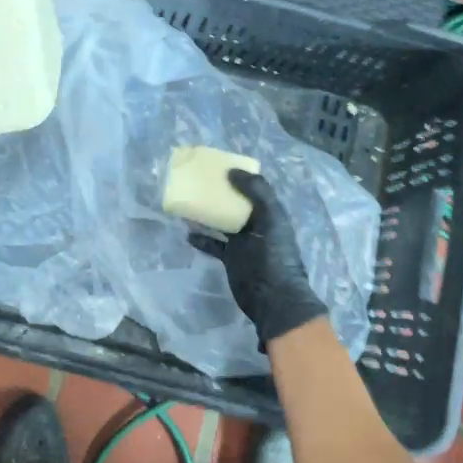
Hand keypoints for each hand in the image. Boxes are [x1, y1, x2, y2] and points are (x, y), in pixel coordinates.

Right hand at [194, 170, 326, 345]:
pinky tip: (188, 232)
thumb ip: (257, 192)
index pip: (253, 188)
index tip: (219, 166)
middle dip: (220, 193)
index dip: (239, 176)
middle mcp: (256, 224)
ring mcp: (243, 242)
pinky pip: (213, 243)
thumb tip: (231, 171)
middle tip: (199, 182)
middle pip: (235, 203)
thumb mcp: (271, 218)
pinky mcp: (231, 258)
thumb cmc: (274, 255)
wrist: (273, 297)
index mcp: (269, 212)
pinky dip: (202, 238)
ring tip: (189, 203)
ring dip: (207, 213)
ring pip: (222, 221)